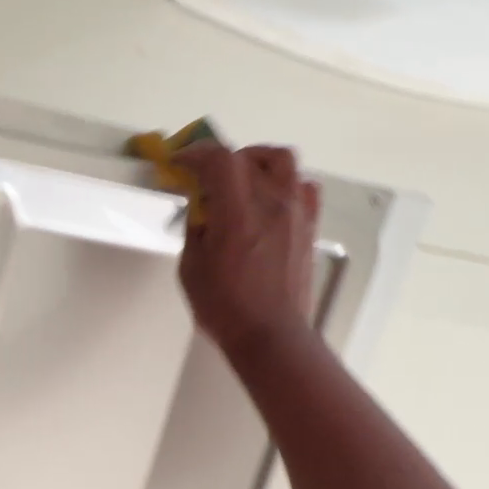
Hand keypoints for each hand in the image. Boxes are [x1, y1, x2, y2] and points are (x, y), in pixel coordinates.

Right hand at [172, 143, 320, 361]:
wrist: (270, 334)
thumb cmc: (223, 307)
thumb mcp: (191, 269)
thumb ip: (195, 230)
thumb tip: (201, 209)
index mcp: (236, 214)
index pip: (219, 160)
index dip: (195, 154)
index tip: (180, 163)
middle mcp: (271, 203)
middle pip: (246, 157)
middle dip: (218, 161)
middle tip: (202, 178)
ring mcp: (295, 212)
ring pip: (281, 160)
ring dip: (255, 160)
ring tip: (240, 178)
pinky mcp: (309, 225)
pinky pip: (302, 185)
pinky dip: (282, 181)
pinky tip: (268, 199)